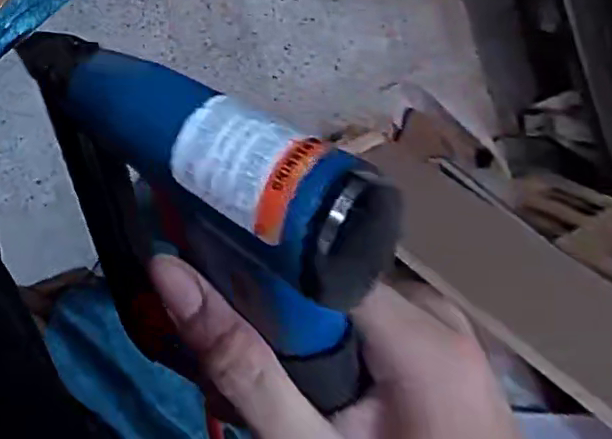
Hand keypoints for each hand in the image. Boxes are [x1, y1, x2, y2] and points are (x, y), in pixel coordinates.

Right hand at [148, 255, 520, 438]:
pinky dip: (322, 327)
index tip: (193, 250)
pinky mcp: (444, 357)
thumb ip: (240, 364)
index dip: (247, 244)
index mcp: (423, 335)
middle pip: (321, 265)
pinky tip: (299, 366)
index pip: (311, 249)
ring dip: (288, 310)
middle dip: (264, 290)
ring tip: (252, 348)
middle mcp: (441, 318)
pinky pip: (364, 312)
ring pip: (337, 285)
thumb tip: (163, 266)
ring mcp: (448, 336)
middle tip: (217, 319)